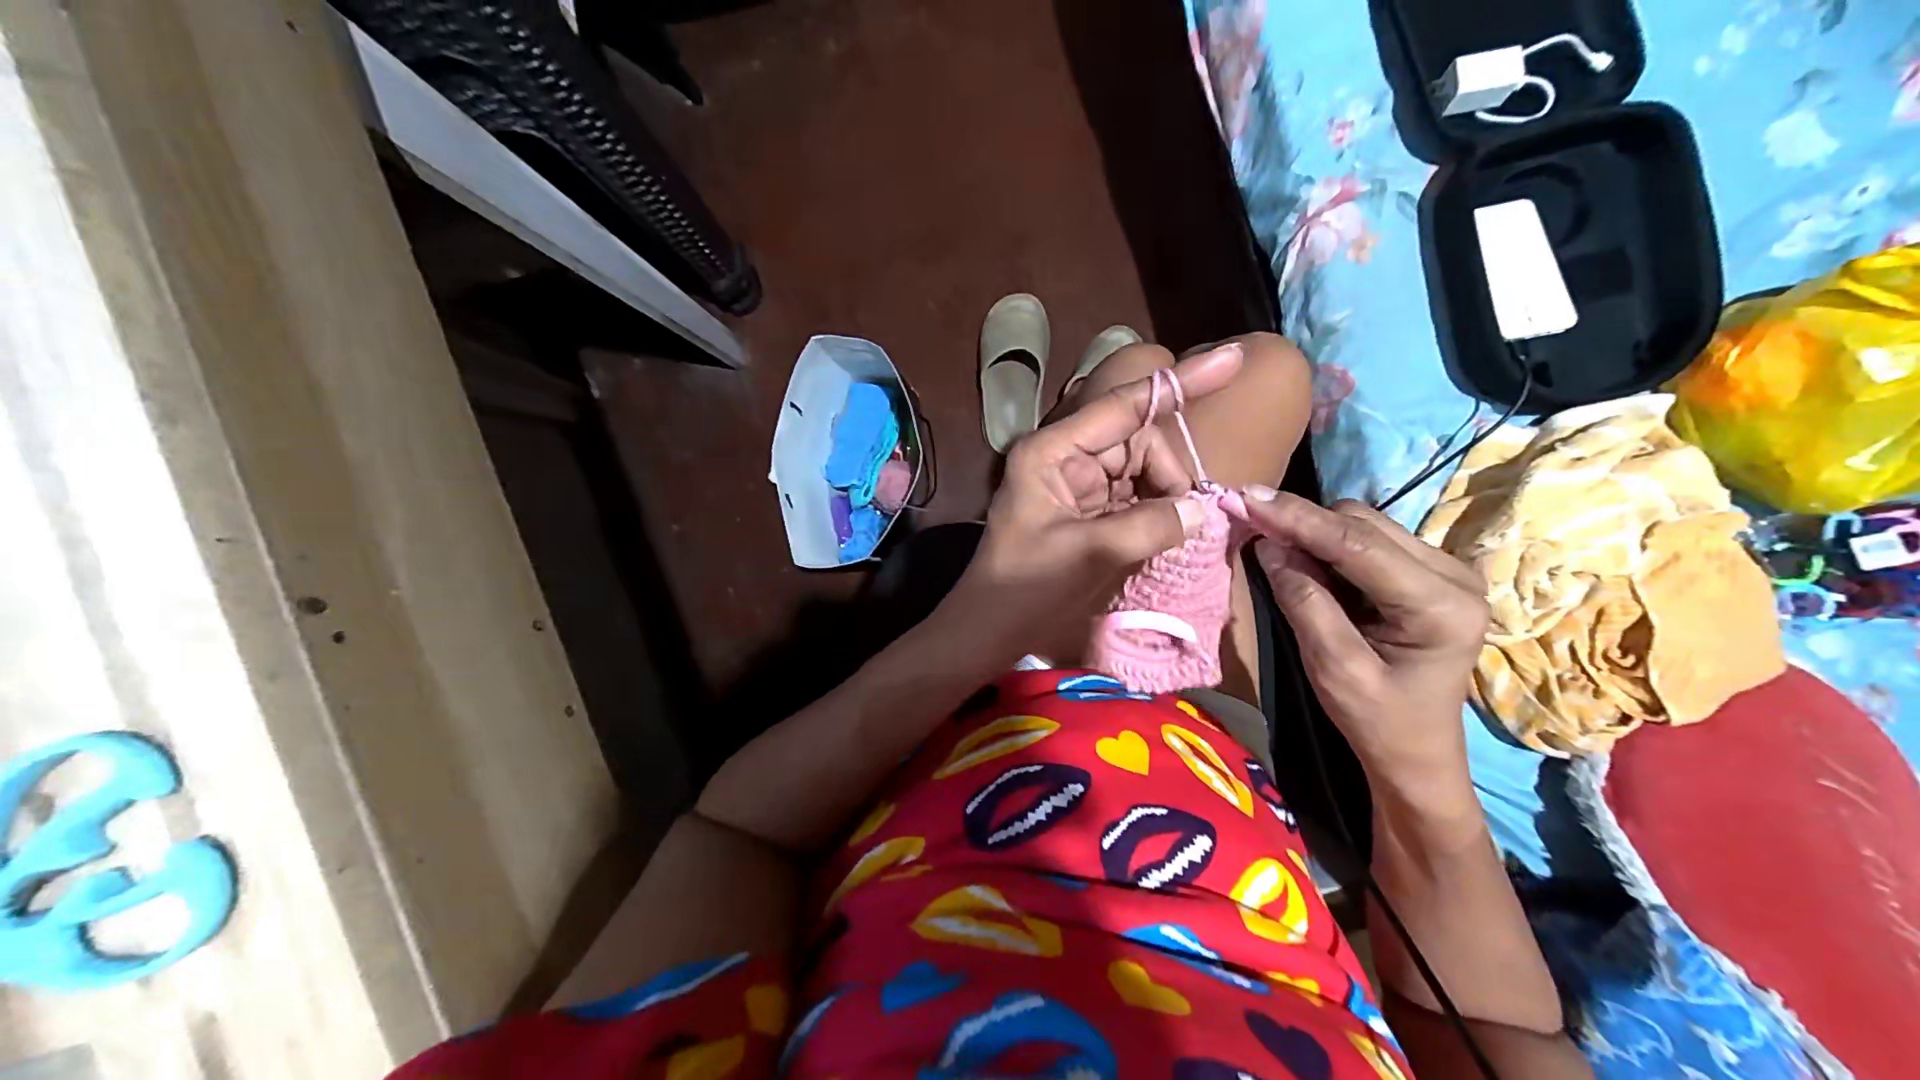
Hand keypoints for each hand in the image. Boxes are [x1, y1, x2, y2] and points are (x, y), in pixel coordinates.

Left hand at [941, 345, 1244, 663]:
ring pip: (1142, 471)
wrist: (992, 628)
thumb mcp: (1088, 554)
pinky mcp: (1087, 509)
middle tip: (1183, 518)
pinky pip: (1135, 497)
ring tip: (1169, 534)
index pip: (1124, 406)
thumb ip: (1149, 525)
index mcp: (1053, 451)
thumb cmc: (1025, 588)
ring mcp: (1077, 483)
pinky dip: (1155, 513)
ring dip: (1164, 498)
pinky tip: (1162, 536)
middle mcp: (1066, 457)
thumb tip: (1202, 508)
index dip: (1179, 384)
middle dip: (1168, 475)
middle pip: (1140, 441)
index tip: (1232, 358)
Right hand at [1240, 491, 1488, 813]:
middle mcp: (1454, 576)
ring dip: (1315, 531)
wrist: (1416, 751)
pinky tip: (1304, 558)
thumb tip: (1268, 545)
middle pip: (1364, 524)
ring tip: (1273, 545)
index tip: (1248, 497)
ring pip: (1366, 525)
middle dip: (1303, 522)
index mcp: (1440, 606)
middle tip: (1250, 524)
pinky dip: (1329, 544)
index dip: (1299, 518)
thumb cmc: (1377, 721)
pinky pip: (1370, 540)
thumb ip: (1303, 602)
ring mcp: (1447, 570)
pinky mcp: (1430, 573)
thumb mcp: (1332, 668)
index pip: (1358, 545)